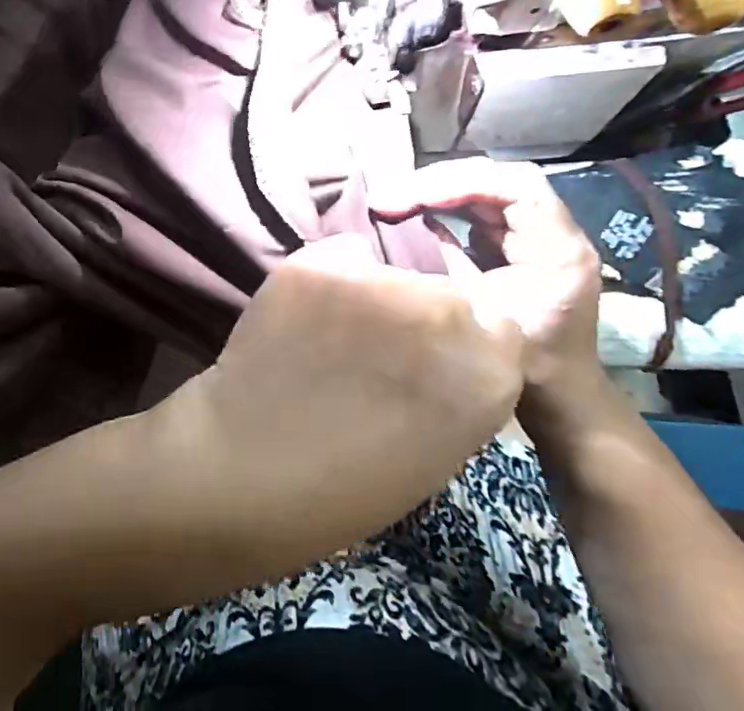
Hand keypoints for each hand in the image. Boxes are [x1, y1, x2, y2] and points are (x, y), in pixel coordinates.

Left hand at [154, 233, 524, 574]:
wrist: (250, 471)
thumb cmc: (348, 483)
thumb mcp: (440, 445)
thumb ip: (456, 384)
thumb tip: (442, 346)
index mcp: (490, 369)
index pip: (492, 322)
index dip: (454, 339)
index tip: (422, 358)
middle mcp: (445, 311)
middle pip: (440, 290)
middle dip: (413, 312)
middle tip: (371, 348)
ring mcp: (377, 281)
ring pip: (383, 269)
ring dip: (365, 294)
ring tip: (327, 337)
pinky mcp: (316, 265)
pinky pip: (332, 260)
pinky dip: (320, 284)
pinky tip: (298, 320)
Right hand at [373, 158, 607, 437]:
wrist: (560, 399)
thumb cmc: (528, 366)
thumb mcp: (483, 318)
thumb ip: (453, 267)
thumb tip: (406, 229)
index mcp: (560, 249)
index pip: (515, 188)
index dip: (461, 183)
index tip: (412, 198)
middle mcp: (555, 233)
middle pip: (499, 179)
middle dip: (443, 181)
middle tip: (393, 195)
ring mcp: (537, 236)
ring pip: (487, 190)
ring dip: (440, 190)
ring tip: (397, 200)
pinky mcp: (516, 245)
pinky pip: (479, 210)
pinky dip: (445, 205)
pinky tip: (414, 211)